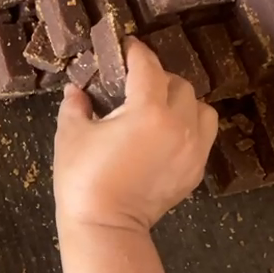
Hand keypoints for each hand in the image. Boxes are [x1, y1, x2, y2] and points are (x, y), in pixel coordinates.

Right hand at [54, 37, 216, 237]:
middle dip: (156, 79)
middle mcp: (179, 124)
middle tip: (133, 85)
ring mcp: (193, 148)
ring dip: (181, 101)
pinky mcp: (196, 168)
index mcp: (147, 111)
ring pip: (200, 107)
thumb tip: (77, 89)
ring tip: (158, 109)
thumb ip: (76, 106)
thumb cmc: (82, 179)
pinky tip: (164, 135)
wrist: (104, 226)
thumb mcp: (70, 136)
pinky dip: (188, 126)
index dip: (136, 52)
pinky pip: (203, 135)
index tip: (127, 46)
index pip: (147, 67)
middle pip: (178, 84)